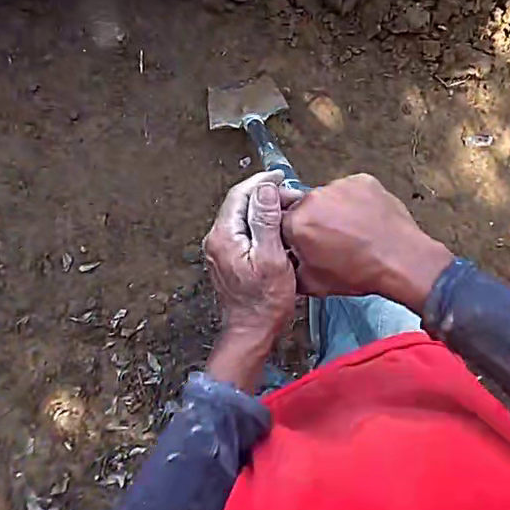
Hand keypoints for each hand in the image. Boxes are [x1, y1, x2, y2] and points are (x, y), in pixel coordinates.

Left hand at [202, 171, 298, 388]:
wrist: (252, 331)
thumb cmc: (264, 301)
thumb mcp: (271, 257)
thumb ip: (266, 221)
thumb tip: (265, 189)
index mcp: (224, 235)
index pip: (240, 194)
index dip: (262, 182)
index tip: (281, 178)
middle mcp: (217, 240)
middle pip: (240, 204)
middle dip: (266, 196)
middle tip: (293, 198)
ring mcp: (221, 250)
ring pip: (243, 217)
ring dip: (265, 210)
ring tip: (289, 211)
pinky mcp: (229, 259)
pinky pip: (244, 232)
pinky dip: (261, 226)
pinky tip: (279, 230)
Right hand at [281, 174, 452, 312]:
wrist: (401, 260)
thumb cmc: (362, 272)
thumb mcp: (315, 284)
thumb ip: (292, 270)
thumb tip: (286, 265)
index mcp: (297, 223)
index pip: (280, 222)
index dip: (292, 234)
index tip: (303, 241)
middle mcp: (314, 199)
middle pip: (304, 207)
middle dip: (314, 221)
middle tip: (331, 238)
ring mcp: (339, 187)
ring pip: (328, 197)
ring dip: (335, 210)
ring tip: (353, 230)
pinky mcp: (362, 181)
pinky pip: (351, 190)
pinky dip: (356, 202)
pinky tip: (365, 220)